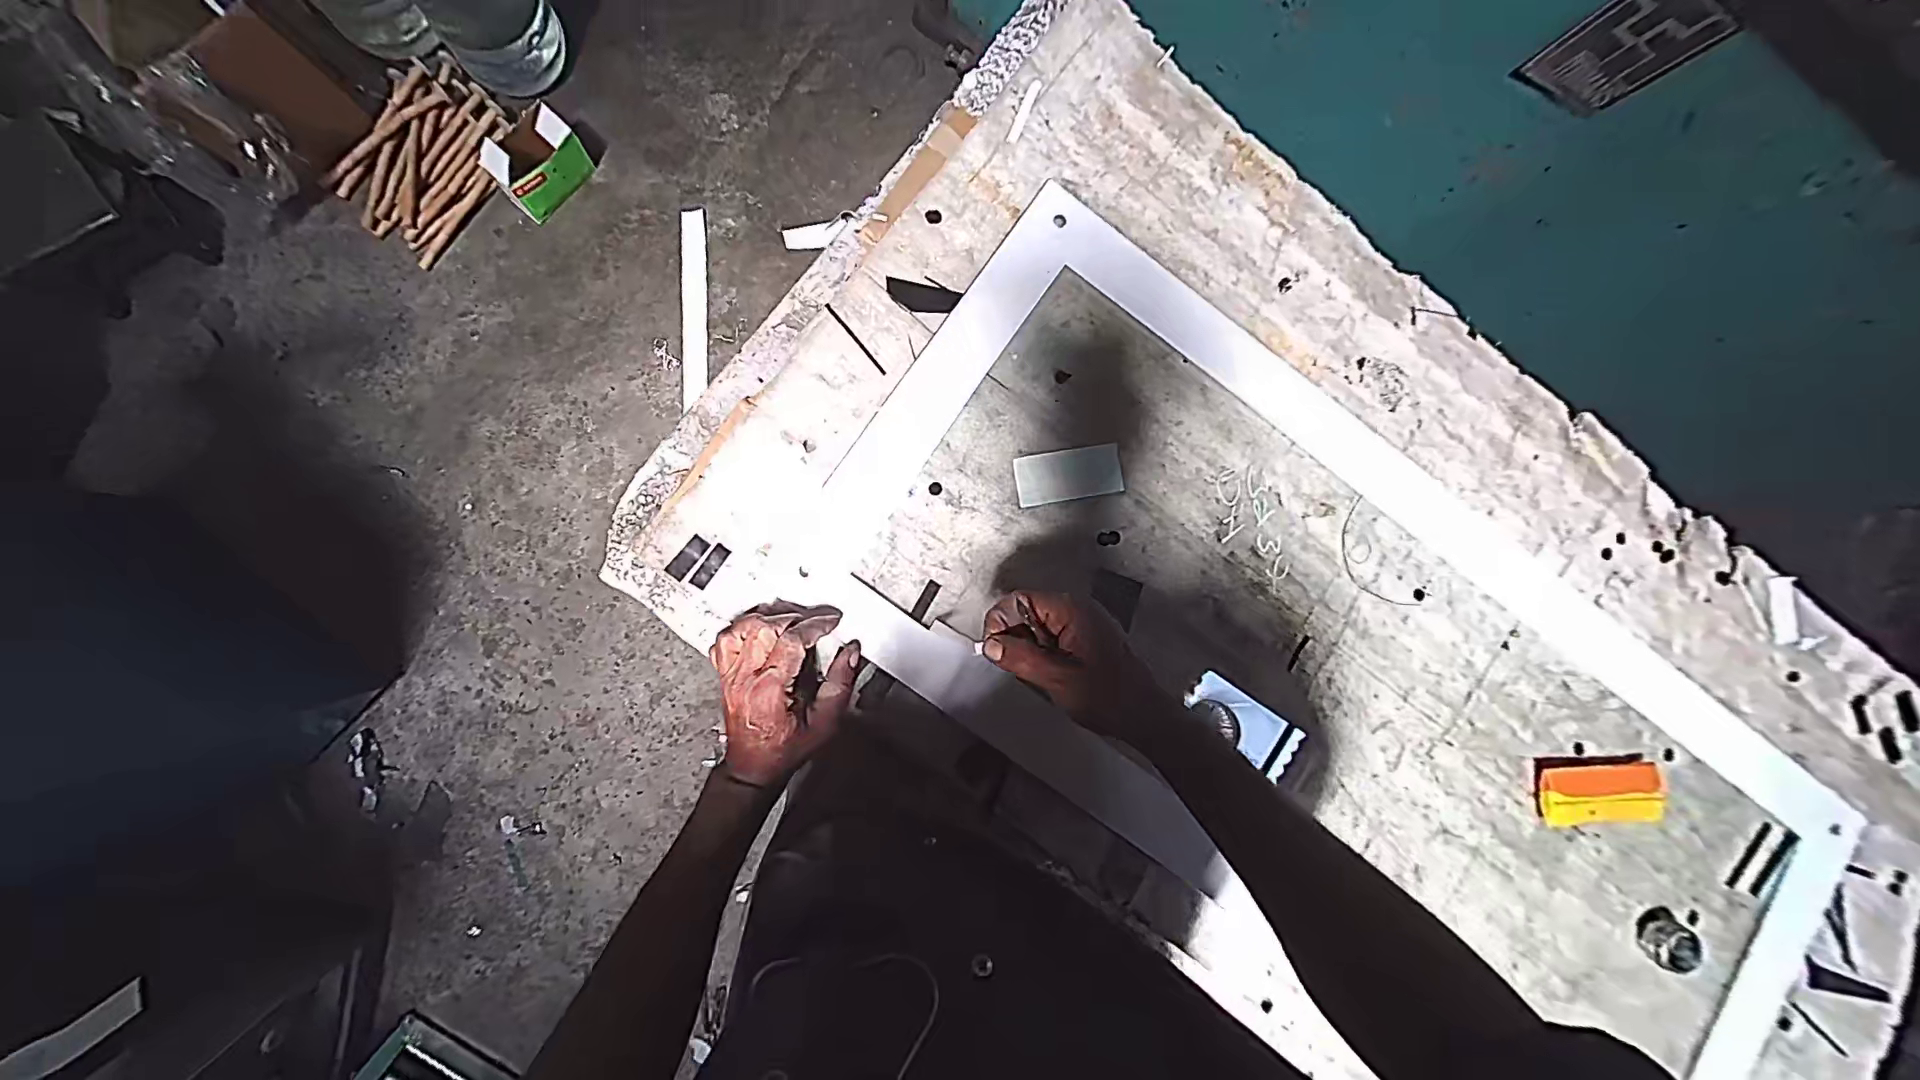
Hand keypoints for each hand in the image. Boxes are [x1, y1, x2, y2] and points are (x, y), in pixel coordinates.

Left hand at [708, 602, 860, 786]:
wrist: (754, 766)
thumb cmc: (785, 749)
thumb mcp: (826, 721)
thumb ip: (841, 683)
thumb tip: (851, 653)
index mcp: (770, 690)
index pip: (790, 640)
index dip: (815, 624)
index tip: (830, 622)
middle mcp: (745, 678)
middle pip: (764, 627)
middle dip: (795, 617)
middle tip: (815, 622)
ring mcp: (731, 675)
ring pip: (742, 628)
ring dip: (769, 617)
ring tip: (790, 621)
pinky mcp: (725, 674)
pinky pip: (725, 639)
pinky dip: (743, 627)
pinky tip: (760, 629)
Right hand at [981, 591, 1170, 739]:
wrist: (1144, 716)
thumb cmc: (1112, 697)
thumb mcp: (1058, 679)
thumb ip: (1021, 658)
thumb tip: (992, 644)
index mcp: (1072, 610)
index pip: (1021, 600)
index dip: (1001, 621)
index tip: (995, 647)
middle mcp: (1078, 610)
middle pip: (1027, 610)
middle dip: (1016, 637)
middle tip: (1019, 665)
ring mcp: (1083, 623)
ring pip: (1037, 626)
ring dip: (1030, 648)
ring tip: (1041, 673)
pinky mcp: (1085, 638)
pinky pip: (1052, 637)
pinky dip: (1043, 653)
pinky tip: (1051, 674)